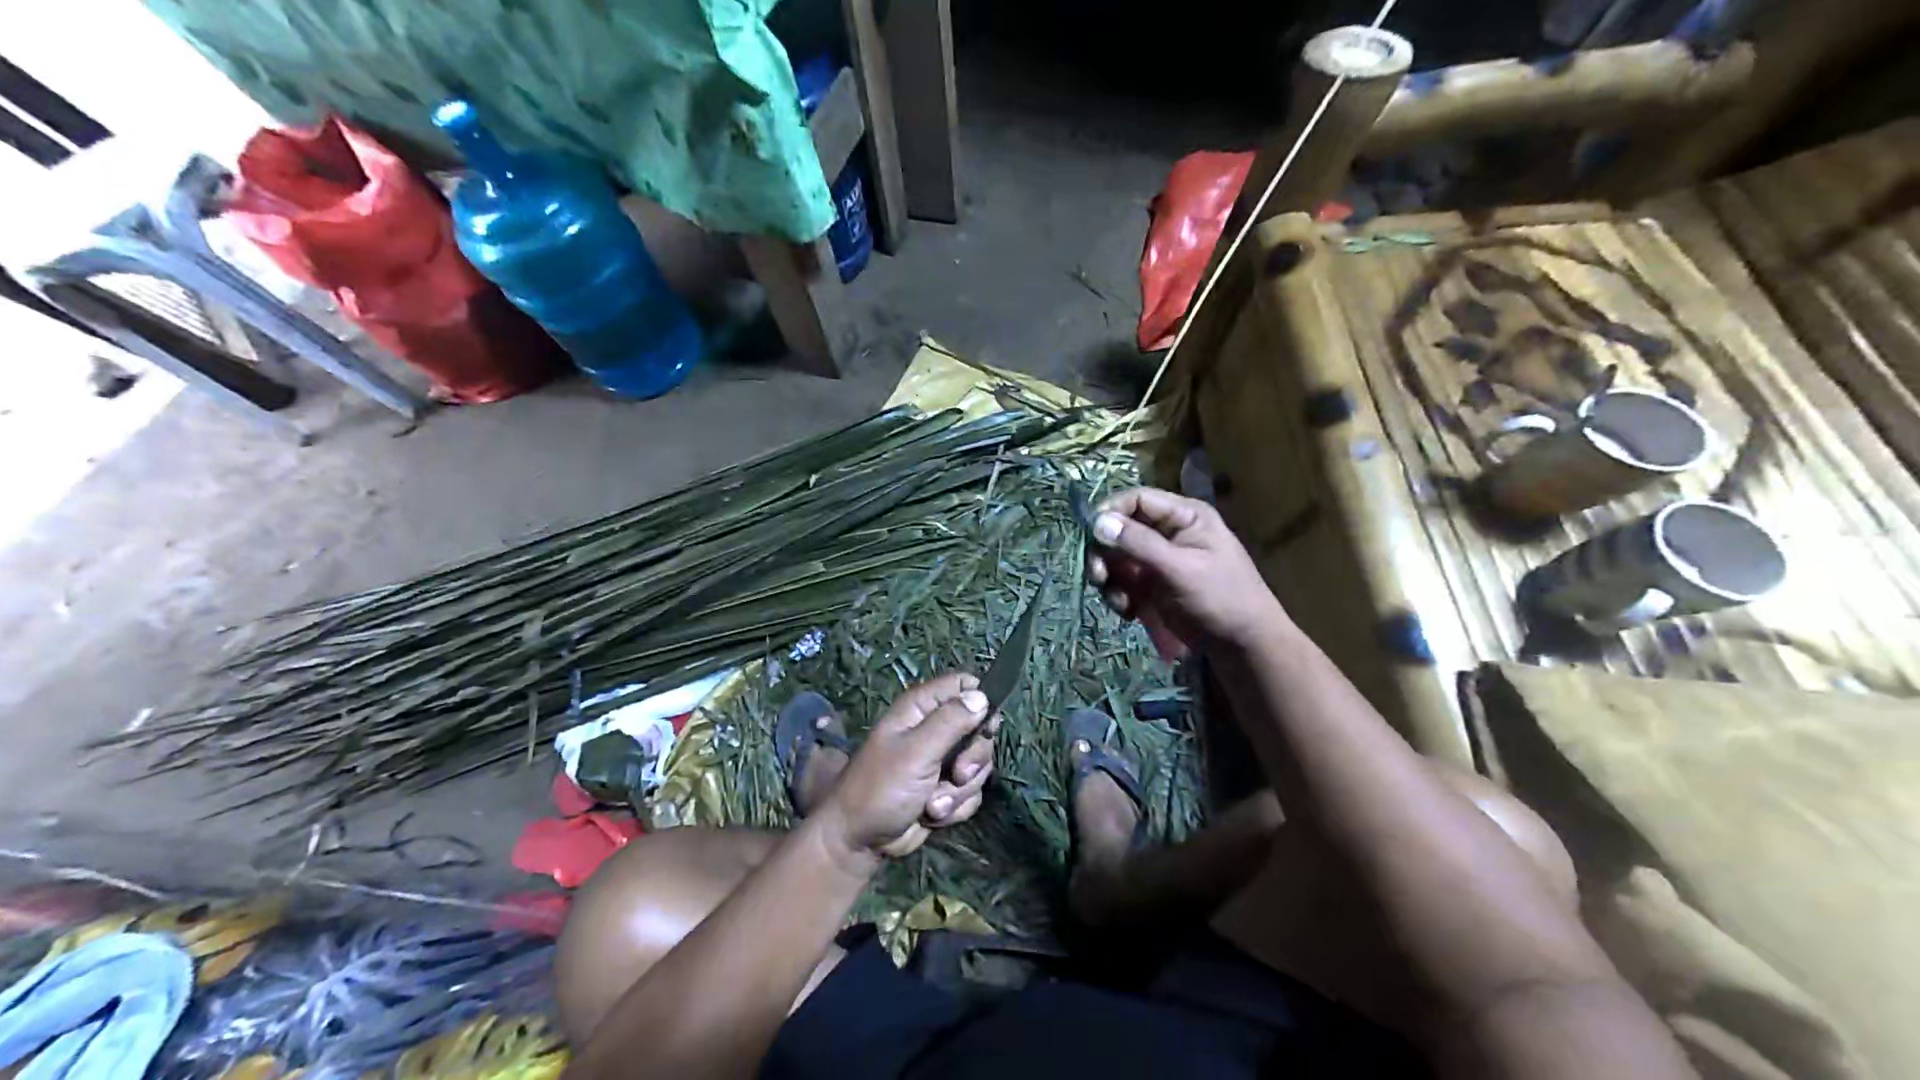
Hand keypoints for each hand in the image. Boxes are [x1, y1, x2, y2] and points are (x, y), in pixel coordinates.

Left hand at [817, 673, 996, 860]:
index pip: (964, 686)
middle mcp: (933, 728)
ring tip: (932, 803)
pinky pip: (971, 791)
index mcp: (921, 708)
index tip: (984, 727)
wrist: (860, 840)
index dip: (980, 702)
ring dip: (959, 790)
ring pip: (978, 765)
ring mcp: (941, 760)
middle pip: (979, 728)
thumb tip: (982, 695)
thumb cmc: (880, 788)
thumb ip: (951, 722)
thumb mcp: (916, 752)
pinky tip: (932, 815)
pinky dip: (956, 806)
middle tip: (956, 774)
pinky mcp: (946, 788)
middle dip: (973, 758)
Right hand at [1086, 487, 1287, 655]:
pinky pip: (1122, 582)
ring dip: (1110, 578)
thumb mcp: (1180, 568)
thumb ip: (1139, 543)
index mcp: (1184, 516)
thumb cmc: (1221, 598)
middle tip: (1099, 576)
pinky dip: (1119, 596)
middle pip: (1120, 529)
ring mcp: (1158, 560)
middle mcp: (1168, 532)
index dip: (1111, 512)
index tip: (1090, 534)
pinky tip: (1129, 612)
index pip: (1137, 499)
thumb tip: (1097, 521)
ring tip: (1119, 601)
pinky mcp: (1151, 585)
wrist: (1243, 646)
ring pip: (1116, 557)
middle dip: (1106, 552)